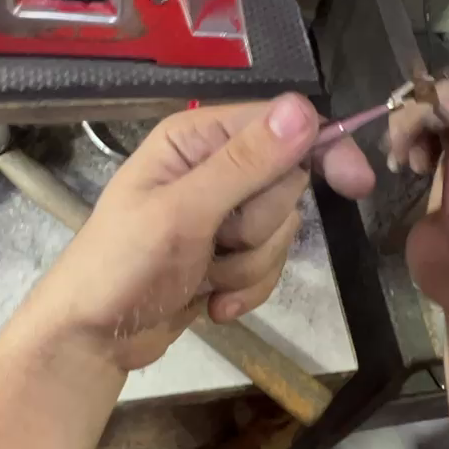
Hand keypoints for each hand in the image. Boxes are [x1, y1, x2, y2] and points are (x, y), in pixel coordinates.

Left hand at [19, 94, 374, 370]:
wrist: (93, 339)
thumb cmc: (122, 265)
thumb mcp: (182, 212)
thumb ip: (244, 163)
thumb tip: (304, 109)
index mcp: (199, 138)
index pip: (283, 124)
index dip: (321, 150)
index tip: (355, 184)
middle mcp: (215, 167)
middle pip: (287, 184)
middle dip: (258, 228)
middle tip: (213, 243)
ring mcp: (222, 214)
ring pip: (281, 232)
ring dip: (247, 266)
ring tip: (202, 277)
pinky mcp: (227, 255)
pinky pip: (268, 266)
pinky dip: (244, 290)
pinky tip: (208, 302)